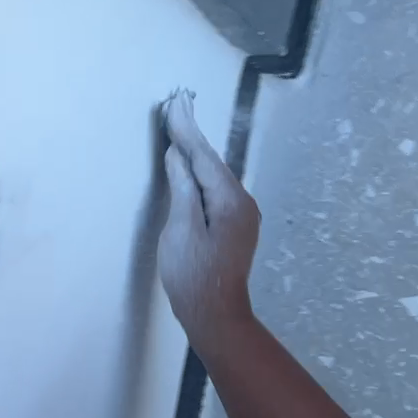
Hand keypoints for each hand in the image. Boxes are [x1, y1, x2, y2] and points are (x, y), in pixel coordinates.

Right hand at [159, 90, 260, 353]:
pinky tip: (191, 164)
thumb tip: (178, 155)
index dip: (186, 129)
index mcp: (229, 200)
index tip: (175, 102)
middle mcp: (242, 201)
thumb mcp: (180, 230)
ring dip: (196, 150)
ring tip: (180, 124)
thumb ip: (182, 188)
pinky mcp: (235, 224)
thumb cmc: (192, 276)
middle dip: (192, 133)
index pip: (203, 156)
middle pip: (212, 161)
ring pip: (214, 173)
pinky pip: (215, 187)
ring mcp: (242, 213)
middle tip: (177, 102)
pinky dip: (201, 171)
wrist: (216, 315)